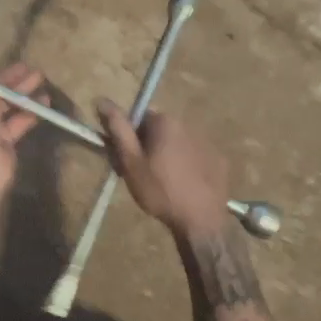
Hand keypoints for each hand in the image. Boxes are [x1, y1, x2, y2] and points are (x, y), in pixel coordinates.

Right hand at [97, 102, 229, 236]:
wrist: (199, 220)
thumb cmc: (159, 190)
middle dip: (150, 147)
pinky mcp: (219, 160)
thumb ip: (118, 130)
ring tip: (164, 184)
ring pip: (178, 144)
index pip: (140, 119)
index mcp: (165, 123)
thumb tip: (102, 100)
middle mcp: (188, 125)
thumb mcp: (131, 162)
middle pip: (161, 131)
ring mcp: (207, 143)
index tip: (127, 160)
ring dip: (169, 156)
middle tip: (143, 175)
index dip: (130, 138)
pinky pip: (196, 157)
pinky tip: (184, 187)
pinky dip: (188, 166)